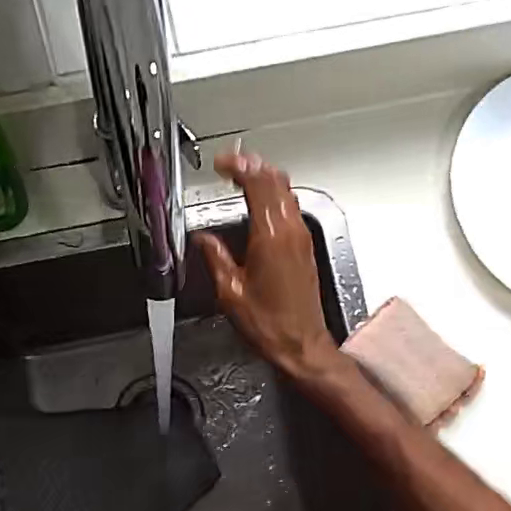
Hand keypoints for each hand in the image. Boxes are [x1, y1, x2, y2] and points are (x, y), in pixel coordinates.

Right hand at [193, 151, 343, 381]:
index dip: (238, 167)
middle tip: (231, 165)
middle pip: (276, 180)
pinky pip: (292, 210)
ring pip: (287, 193)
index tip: (221, 165)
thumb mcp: (230, 292)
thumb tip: (203, 240)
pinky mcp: (306, 250)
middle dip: (253, 166)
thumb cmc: (269, 325)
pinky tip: (262, 207)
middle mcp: (291, 231)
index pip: (257, 183)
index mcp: (270, 236)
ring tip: (244, 179)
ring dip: (266, 180)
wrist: (301, 345)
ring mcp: (302, 239)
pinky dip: (275, 199)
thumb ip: (216, 258)